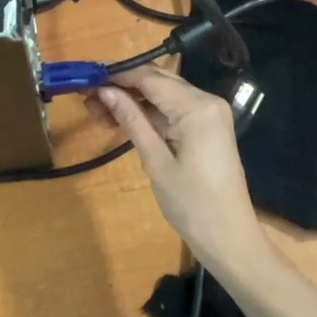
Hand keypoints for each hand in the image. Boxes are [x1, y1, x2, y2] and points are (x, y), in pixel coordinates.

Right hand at [88, 67, 264, 264]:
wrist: (230, 240)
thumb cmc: (192, 204)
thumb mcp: (156, 161)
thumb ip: (131, 120)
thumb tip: (104, 91)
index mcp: (196, 106)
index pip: (149, 78)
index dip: (116, 76)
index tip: (86, 80)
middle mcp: (206, 100)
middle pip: (156, 81)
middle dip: (121, 87)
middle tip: (87, 97)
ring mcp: (209, 113)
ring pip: (162, 95)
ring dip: (132, 101)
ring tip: (97, 112)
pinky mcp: (207, 127)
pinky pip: (172, 110)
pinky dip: (148, 114)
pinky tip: (122, 121)